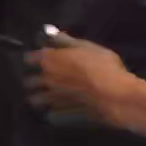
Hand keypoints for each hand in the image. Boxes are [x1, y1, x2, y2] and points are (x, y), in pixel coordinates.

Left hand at [22, 30, 145, 126]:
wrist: (117, 96)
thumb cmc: (104, 67)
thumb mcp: (87, 47)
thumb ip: (66, 41)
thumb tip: (51, 33)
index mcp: (49, 59)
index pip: (29, 58)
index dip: (34, 59)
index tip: (40, 61)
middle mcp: (45, 78)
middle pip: (28, 80)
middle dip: (32, 80)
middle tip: (40, 81)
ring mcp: (52, 96)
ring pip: (34, 99)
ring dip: (37, 97)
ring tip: (43, 97)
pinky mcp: (61, 112)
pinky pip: (49, 112)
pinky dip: (50, 112)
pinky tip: (56, 110)